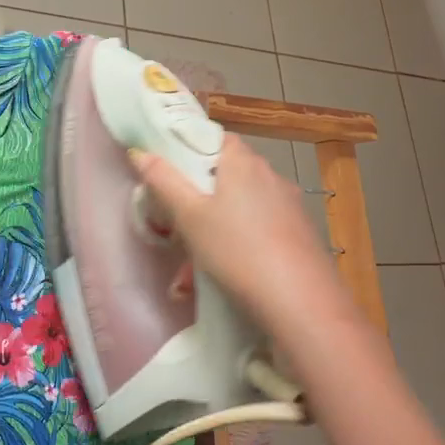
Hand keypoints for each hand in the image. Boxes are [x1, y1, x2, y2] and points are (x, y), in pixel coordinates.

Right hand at [130, 139, 342, 323]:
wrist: (304, 306)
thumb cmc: (238, 251)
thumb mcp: (189, 217)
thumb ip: (163, 180)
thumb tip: (140, 152)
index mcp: (243, 162)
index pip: (214, 138)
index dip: (190, 149)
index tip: (169, 173)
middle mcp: (270, 176)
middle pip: (227, 174)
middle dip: (200, 197)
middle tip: (177, 224)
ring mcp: (291, 206)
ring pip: (243, 206)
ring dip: (218, 226)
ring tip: (193, 267)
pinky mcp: (302, 235)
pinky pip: (261, 229)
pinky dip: (242, 243)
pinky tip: (227, 275)